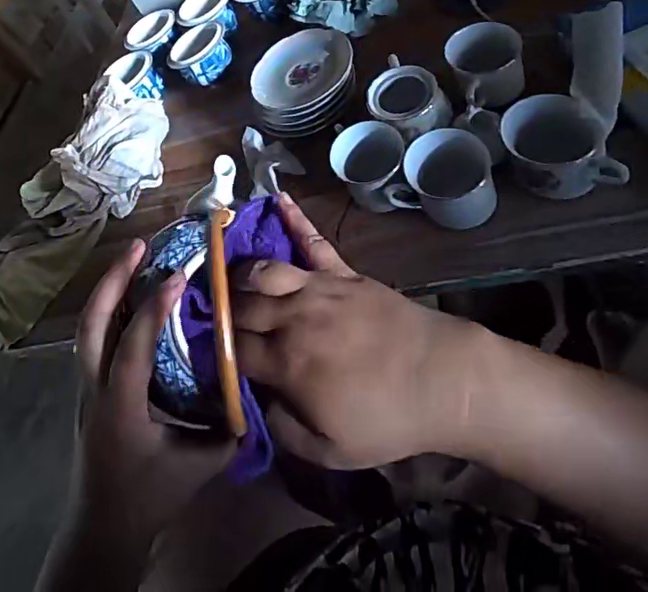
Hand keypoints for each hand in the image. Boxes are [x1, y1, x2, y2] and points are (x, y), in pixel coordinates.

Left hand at [38, 239, 235, 591]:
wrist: (103, 525)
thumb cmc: (149, 497)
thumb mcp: (197, 467)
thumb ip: (226, 429)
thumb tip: (251, 388)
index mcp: (120, 406)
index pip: (131, 346)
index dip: (152, 308)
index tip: (175, 275)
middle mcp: (95, 388)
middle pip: (91, 322)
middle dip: (113, 279)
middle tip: (139, 246)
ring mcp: (85, 385)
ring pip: (87, 326)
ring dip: (109, 288)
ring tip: (133, 259)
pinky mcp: (87, 386)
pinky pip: (93, 335)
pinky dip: (110, 307)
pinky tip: (131, 296)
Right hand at [232, 194, 486, 468]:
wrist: (441, 380)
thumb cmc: (386, 419)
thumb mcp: (331, 450)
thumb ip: (283, 429)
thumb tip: (258, 402)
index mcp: (286, 363)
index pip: (233, 348)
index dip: (214, 349)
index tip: (206, 350)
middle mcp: (293, 318)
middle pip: (241, 305)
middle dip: (221, 309)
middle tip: (210, 311)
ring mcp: (318, 289)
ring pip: (265, 270)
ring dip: (242, 272)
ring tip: (234, 277)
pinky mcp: (343, 273)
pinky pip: (313, 241)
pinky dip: (295, 218)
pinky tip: (277, 198)